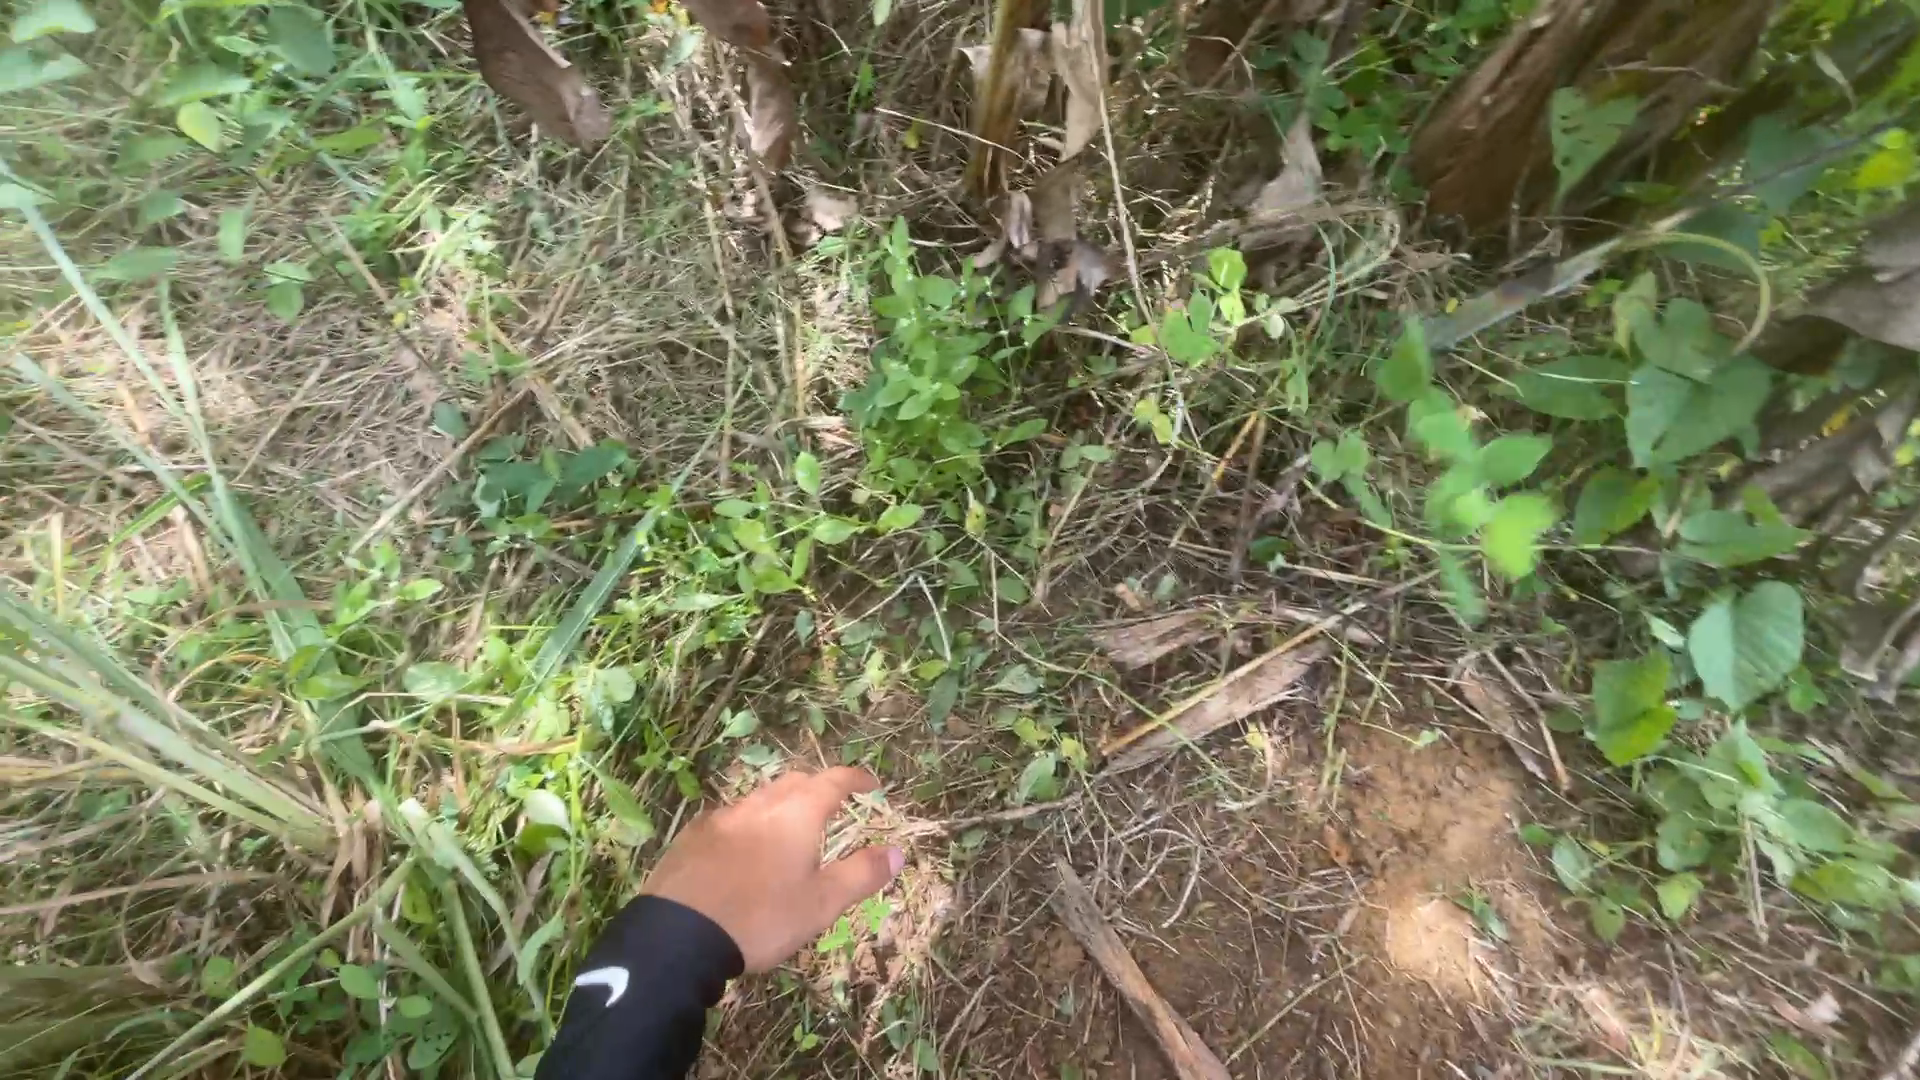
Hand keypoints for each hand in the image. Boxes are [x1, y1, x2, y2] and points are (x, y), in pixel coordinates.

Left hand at [641, 766, 903, 971]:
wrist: (676, 937)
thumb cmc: (761, 917)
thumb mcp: (820, 904)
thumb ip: (861, 875)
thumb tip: (899, 852)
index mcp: (797, 813)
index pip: (834, 780)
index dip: (855, 778)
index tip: (870, 783)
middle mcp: (760, 804)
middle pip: (795, 782)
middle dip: (817, 787)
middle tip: (831, 805)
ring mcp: (722, 817)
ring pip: (759, 798)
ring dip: (780, 805)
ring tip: (787, 831)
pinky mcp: (692, 837)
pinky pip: (729, 819)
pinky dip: (746, 825)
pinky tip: (741, 851)